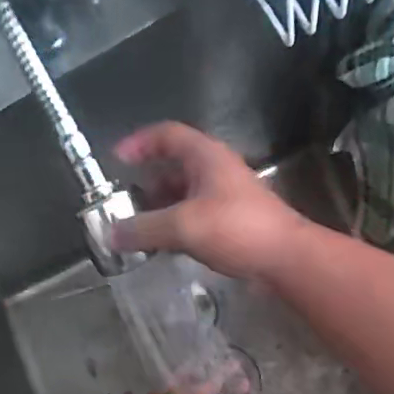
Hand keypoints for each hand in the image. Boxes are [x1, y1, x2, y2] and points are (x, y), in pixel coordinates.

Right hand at [111, 123, 313, 281]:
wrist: (283, 257)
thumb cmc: (236, 229)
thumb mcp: (184, 226)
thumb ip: (144, 228)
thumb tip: (110, 235)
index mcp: (205, 157)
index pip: (167, 136)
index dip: (139, 142)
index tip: (116, 159)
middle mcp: (214, 172)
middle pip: (172, 168)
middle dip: (145, 185)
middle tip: (123, 205)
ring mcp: (223, 199)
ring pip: (182, 197)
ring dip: (159, 210)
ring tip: (137, 230)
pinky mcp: (229, 224)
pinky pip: (193, 219)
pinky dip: (174, 229)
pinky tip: (162, 247)